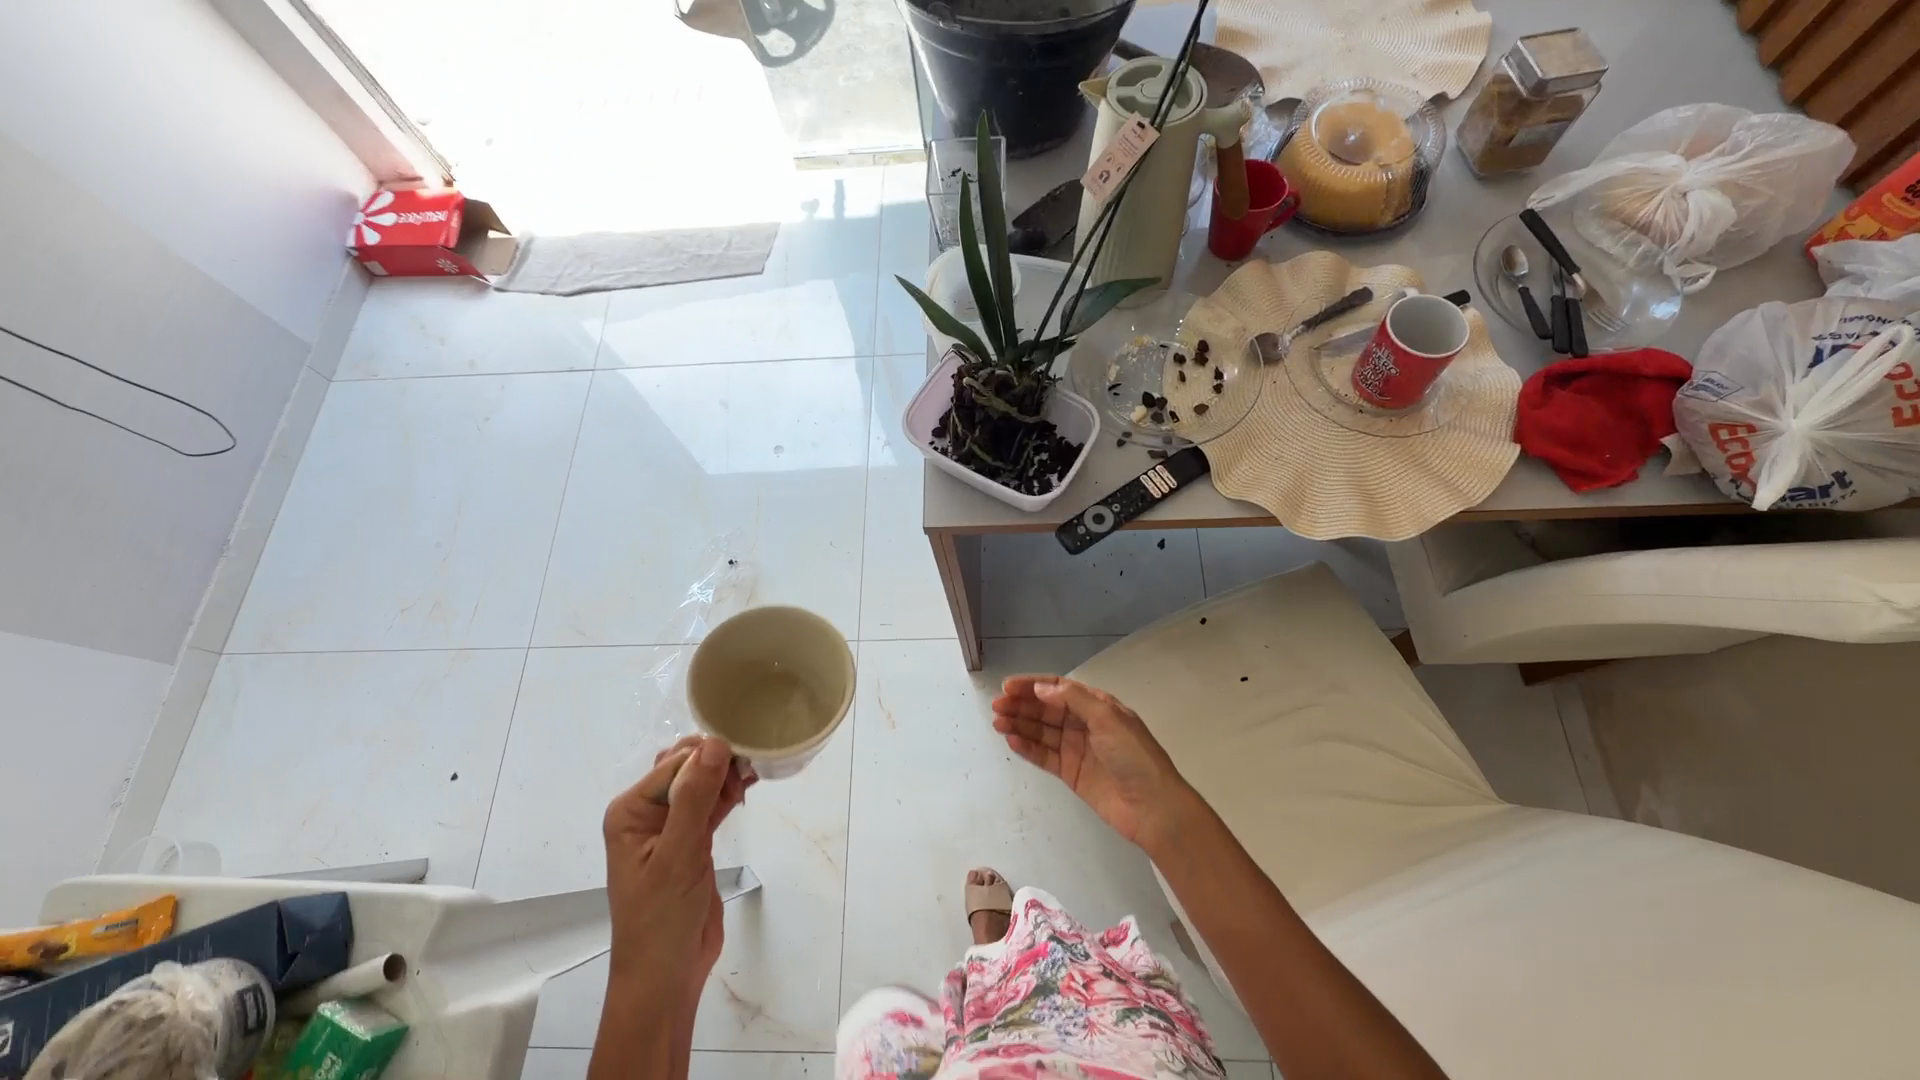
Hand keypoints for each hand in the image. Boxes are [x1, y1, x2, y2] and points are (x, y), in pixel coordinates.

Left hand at [602, 735, 753, 1006]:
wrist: (665, 977)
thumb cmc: (661, 918)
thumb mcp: (678, 855)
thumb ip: (695, 798)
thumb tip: (715, 744)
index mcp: (630, 811)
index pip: (675, 764)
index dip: (709, 758)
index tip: (743, 762)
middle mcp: (646, 813)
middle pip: (687, 768)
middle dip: (718, 763)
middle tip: (748, 775)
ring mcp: (669, 828)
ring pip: (701, 785)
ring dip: (726, 778)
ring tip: (753, 779)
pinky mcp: (691, 844)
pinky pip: (711, 806)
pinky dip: (729, 796)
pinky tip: (749, 787)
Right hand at [991, 676, 1198, 853]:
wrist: (1153, 807)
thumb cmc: (1134, 756)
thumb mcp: (1108, 719)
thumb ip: (1074, 700)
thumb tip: (1042, 687)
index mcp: (1098, 706)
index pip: (1059, 689)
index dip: (1033, 686)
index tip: (1008, 687)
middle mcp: (1085, 724)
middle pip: (1047, 709)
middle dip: (1022, 705)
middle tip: (997, 706)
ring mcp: (1077, 749)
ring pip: (1041, 732)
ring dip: (1020, 725)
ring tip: (998, 722)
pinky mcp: (1070, 773)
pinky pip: (1043, 756)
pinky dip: (1027, 748)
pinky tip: (1011, 741)